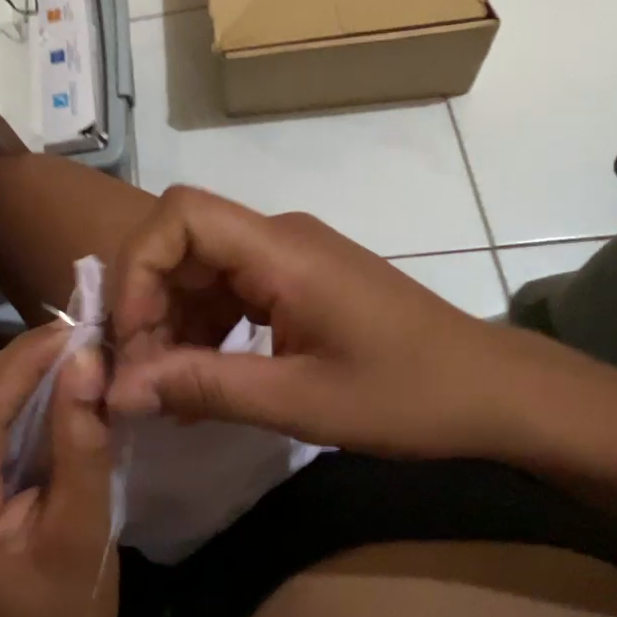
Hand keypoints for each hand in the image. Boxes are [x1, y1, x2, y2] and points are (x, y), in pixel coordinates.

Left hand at [0, 325, 118, 616]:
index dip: (25, 359)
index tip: (73, 329)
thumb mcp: (86, 526)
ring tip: (64, 356)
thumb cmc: (71, 600)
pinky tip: (43, 385)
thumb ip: (81, 442)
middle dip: (18, 360)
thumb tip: (86, 360)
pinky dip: (5, 392)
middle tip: (75, 341)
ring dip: (10, 371)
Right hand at [106, 185, 547, 459]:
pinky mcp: (294, 279)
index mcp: (280, 250)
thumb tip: (120, 391)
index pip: (181, 215)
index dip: (139, 267)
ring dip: (170, 320)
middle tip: (136, 373)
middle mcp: (275, 236)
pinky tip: (199, 377)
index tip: (130, 335)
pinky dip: (201, 328)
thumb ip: (205, 387)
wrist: (496, 392)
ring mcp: (285, 256)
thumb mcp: (301, 402)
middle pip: (180, 240)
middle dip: (146, 302)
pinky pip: (226, 289)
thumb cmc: (408, 395)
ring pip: (197, 267)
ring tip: (162, 386)